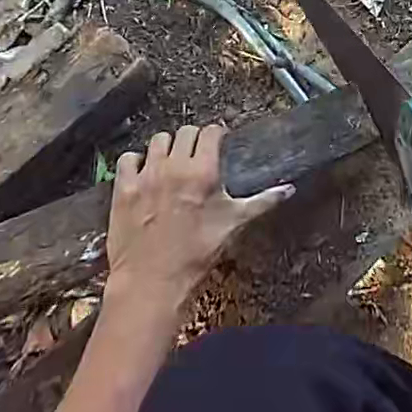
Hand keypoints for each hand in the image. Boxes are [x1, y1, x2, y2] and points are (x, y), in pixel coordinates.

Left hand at [106, 124, 292, 312]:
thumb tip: (288, 189)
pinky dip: (137, 161)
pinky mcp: (123, 187)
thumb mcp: (233, 224)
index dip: (217, 134)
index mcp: (203, 171)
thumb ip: (262, 202)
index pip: (211, 132)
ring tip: (171, 161)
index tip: (219, 141)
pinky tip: (143, 172)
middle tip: (198, 154)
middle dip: (194, 139)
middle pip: (185, 131)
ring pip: (157, 140)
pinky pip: (128, 158)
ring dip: (167, 147)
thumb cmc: (196, 253)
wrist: (152, 280)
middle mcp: (174, 166)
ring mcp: (146, 174)